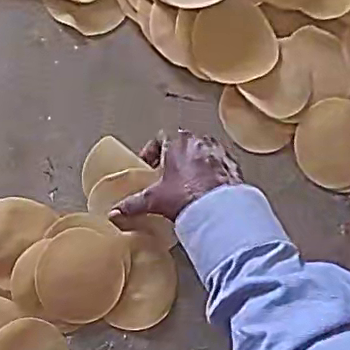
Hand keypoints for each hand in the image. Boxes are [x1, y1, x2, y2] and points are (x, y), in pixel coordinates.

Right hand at [108, 131, 243, 222]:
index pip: (160, 138)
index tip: (149, 164)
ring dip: (195, 164)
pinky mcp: (232, 168)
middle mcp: (200, 142)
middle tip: (167, 173)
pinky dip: (212, 175)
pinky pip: (219, 167)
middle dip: (174, 157)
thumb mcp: (153, 200)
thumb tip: (117, 211)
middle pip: (183, 144)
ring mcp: (219, 153)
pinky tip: (206, 190)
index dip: (152, 151)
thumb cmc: (187, 196)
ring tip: (187, 183)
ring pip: (203, 153)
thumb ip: (133, 204)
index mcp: (178, 143)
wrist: (218, 210)